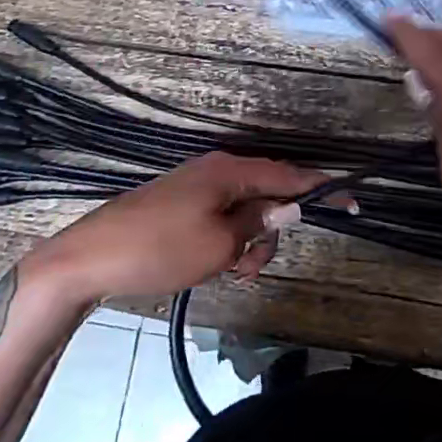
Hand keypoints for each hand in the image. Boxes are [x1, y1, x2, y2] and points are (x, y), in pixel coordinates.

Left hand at [32, 152, 319, 301]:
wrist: (88, 259)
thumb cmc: (159, 250)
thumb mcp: (220, 244)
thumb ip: (261, 223)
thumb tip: (290, 207)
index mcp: (230, 170)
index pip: (290, 176)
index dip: (323, 189)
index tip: (354, 202)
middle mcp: (216, 169)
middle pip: (267, 195)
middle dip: (270, 233)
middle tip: (251, 269)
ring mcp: (196, 185)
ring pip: (244, 211)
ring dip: (247, 243)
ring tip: (228, 273)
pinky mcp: (180, 203)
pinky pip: (221, 216)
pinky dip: (227, 240)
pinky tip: (213, 265)